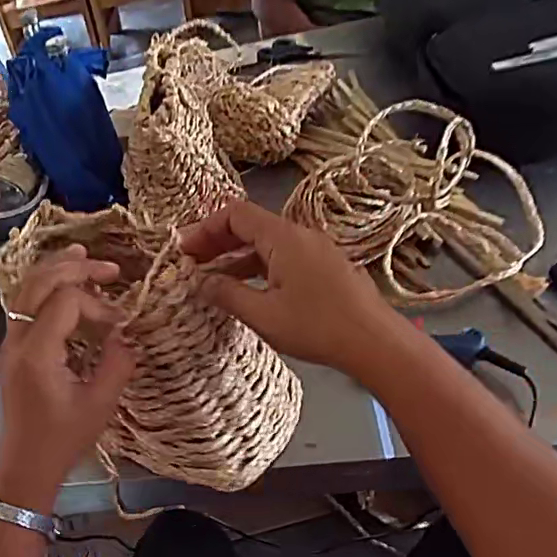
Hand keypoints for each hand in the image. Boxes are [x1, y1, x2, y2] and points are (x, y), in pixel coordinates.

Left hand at [0, 247, 136, 511]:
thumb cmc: (63, 440)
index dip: (98, 304)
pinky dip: (44, 289)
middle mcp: (16, 340)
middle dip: (74, 269)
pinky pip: (23, 305)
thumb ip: (117, 364)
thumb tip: (125, 335)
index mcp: (37, 353)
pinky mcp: (12, 351)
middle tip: (108, 267)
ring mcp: (9, 344)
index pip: (66, 301)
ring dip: (55, 270)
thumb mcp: (100, 405)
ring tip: (82, 257)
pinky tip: (64, 287)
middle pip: (39, 283)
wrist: (26, 465)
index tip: (119, 325)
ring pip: (25, 289)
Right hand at [184, 201, 414, 380]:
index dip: (204, 228)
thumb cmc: (317, 328)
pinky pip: (284, 259)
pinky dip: (260, 268)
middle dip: (217, 243)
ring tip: (212, 281)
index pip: (235, 214)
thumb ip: (228, 294)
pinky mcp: (326, 269)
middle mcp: (301, 235)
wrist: (374, 342)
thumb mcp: (264, 315)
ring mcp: (316, 251)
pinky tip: (248, 290)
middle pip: (251, 226)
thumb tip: (202, 281)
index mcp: (283, 237)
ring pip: (268, 245)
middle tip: (190, 264)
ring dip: (237, 259)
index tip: (182, 250)